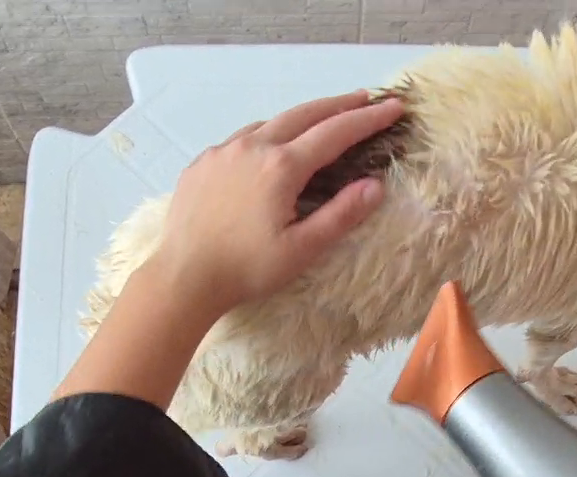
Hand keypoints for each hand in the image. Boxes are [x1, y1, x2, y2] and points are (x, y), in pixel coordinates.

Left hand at [149, 91, 404, 316]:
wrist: (184, 277)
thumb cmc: (247, 270)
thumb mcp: (301, 250)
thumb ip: (340, 215)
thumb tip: (375, 186)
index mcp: (281, 167)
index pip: (335, 133)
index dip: (367, 119)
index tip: (393, 107)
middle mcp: (252, 147)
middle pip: (303, 114)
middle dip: (337, 105)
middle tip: (363, 99)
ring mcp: (223, 152)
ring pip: (269, 124)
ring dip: (299, 120)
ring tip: (317, 125)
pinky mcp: (202, 164)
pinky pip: (240, 141)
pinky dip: (265, 137)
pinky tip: (267, 152)